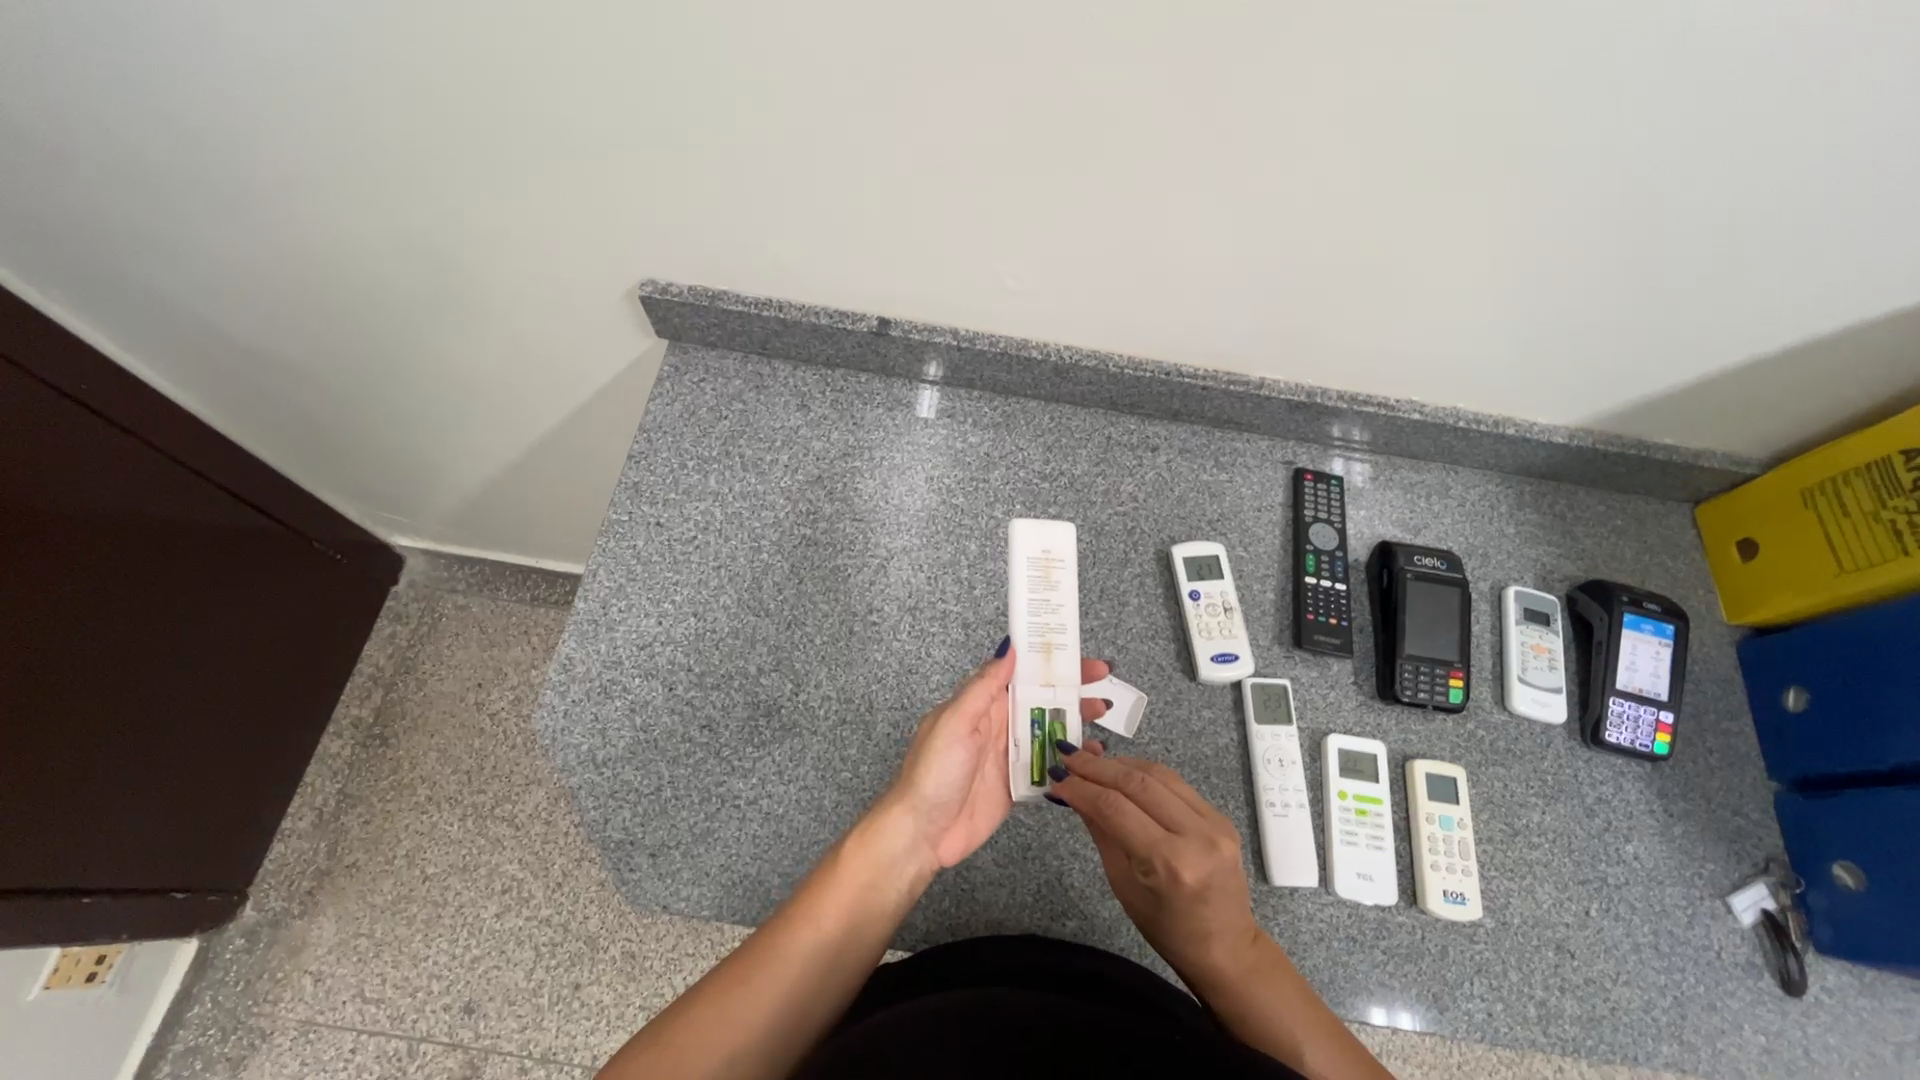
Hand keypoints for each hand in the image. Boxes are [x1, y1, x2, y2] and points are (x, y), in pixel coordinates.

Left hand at [875, 642, 1111, 871]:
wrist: (922, 833)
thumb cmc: (932, 773)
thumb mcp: (955, 722)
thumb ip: (983, 688)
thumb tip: (1009, 650)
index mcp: (980, 705)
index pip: (1021, 675)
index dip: (1050, 664)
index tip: (1080, 657)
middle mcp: (996, 725)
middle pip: (1040, 700)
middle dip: (1072, 689)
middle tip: (1105, 683)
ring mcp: (1007, 756)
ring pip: (1049, 731)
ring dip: (1076, 721)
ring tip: (1104, 715)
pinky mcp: (1016, 785)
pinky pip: (1049, 766)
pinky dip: (1071, 759)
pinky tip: (1092, 756)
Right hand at [1048, 744, 1265, 985]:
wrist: (1224, 946)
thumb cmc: (1165, 927)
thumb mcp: (1122, 883)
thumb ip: (1100, 831)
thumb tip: (1072, 792)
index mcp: (1167, 862)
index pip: (1114, 808)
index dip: (1081, 788)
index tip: (1056, 778)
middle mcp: (1195, 835)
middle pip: (1137, 783)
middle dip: (1097, 767)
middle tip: (1068, 757)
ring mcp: (1214, 823)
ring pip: (1158, 775)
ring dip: (1120, 763)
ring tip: (1091, 759)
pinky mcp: (1221, 817)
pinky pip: (1176, 784)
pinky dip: (1145, 773)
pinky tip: (1123, 771)